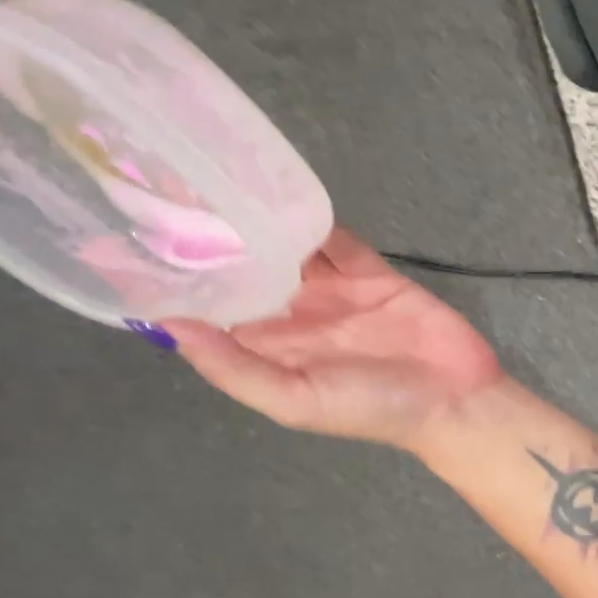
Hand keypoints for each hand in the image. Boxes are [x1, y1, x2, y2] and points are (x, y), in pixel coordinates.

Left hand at [164, 228, 505, 449]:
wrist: (455, 399)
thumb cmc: (371, 407)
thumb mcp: (294, 400)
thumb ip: (233, 367)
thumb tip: (168, 323)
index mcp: (269, 347)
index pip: (216, 309)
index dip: (186, 283)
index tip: (142, 248)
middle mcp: (297, 316)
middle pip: (251, 273)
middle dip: (221, 245)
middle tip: (178, 200)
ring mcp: (338, 294)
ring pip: (293, 253)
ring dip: (268, 229)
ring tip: (230, 190)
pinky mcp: (377, 278)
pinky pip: (344, 247)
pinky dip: (321, 226)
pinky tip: (295, 201)